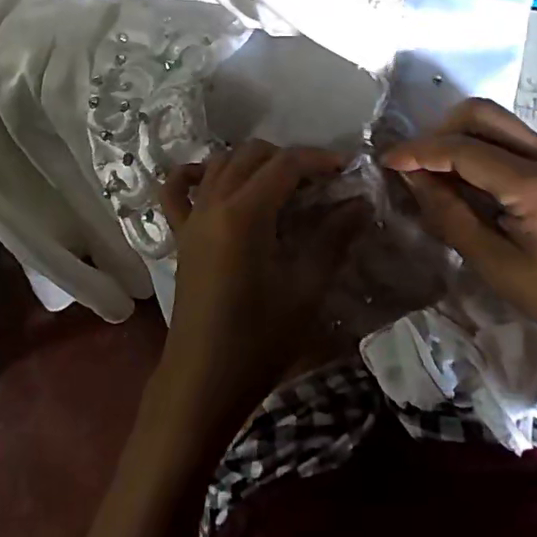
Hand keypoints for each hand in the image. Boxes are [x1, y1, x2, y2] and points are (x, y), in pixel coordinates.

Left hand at [157, 141, 362, 396]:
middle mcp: (214, 204)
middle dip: (288, 158)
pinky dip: (194, 175)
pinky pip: (176, 190)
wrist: (203, 382)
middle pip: (252, 154)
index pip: (286, 163)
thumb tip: (360, 203)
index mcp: (245, 213)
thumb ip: (334, 237)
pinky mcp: (180, 236)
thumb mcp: (306, 288)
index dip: (319, 159)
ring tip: (282, 186)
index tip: (347, 169)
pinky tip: (215, 181)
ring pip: (220, 163)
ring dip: (252, 163)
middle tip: (319, 183)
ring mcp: (192, 218)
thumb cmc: (259, 339)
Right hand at [380, 99, 536, 365]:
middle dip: (440, 131)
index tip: (388, 161)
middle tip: (416, 166)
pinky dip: (484, 148)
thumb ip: (451, 215)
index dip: (420, 151)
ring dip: (462, 136)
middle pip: (483, 115)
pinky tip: (472, 181)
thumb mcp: (497, 267)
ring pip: (499, 122)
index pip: (465, 149)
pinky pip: (515, 140)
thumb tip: (414, 178)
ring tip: (438, 174)